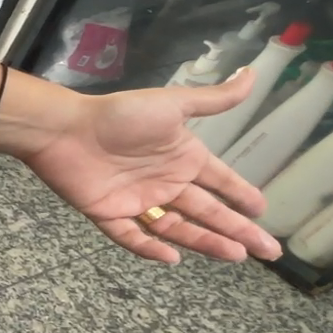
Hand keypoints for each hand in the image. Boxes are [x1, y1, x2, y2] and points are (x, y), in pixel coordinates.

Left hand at [15, 71, 281, 265]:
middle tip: (268, 251)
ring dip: (204, 241)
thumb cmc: (118, 115)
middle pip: (207, 212)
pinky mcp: (106, 212)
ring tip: (234, 256)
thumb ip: (214, 99)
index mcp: (183, 159)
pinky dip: (147, 247)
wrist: (64, 130)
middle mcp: (164, 182)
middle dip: (237, 230)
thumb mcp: (173, 104)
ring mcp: (135, 199)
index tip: (263, 212)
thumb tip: (253, 74)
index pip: (222, 183)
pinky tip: (173, 258)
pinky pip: (129, 235)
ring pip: (175, 227)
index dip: (242, 196)